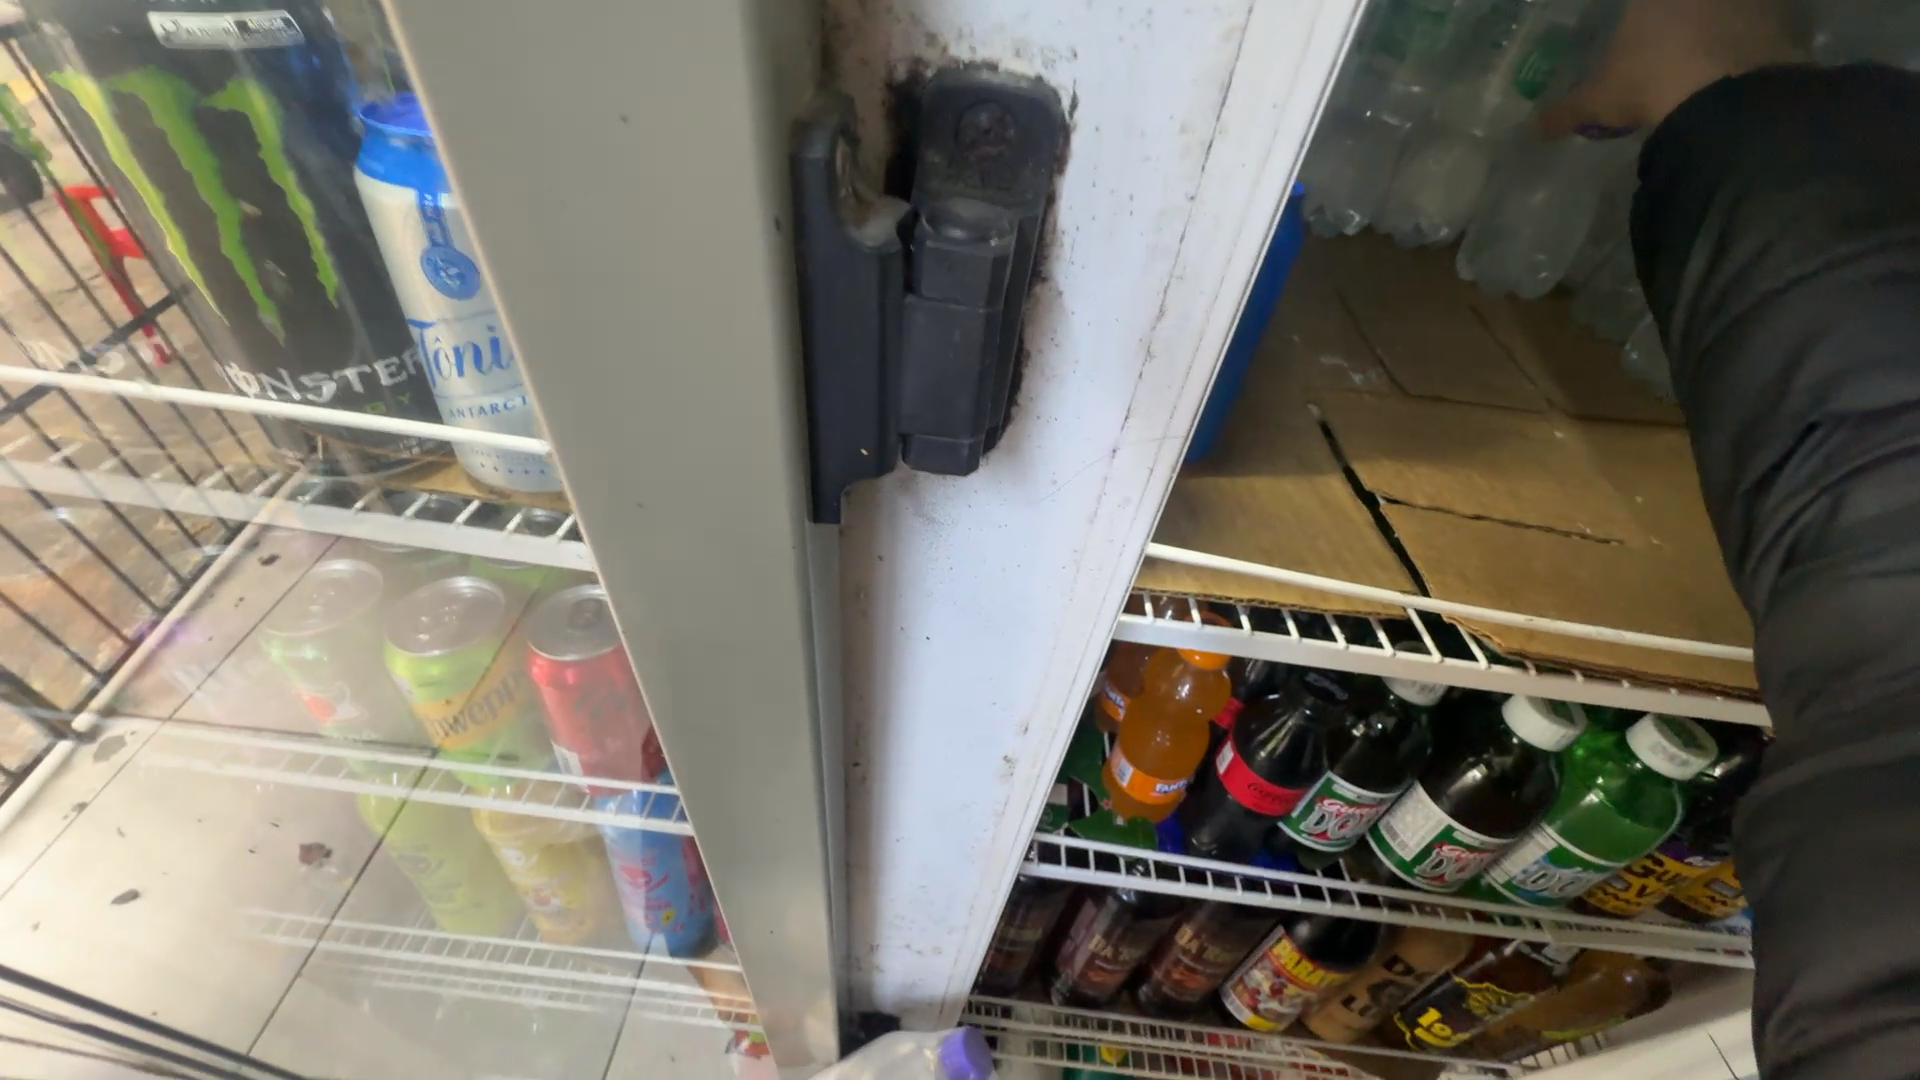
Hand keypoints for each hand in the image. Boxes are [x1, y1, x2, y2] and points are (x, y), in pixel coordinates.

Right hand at [1535, 0, 1806, 138]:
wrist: (1728, 94)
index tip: (1629, 25)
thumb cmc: (1649, 81)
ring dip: (1716, 19)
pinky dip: (1748, 31)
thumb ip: (1562, 112)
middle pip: (1681, 5)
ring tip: (1697, 48)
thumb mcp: (1594, 103)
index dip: (1633, 12)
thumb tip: (1533, 129)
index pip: (1634, 1)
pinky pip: (1762, 15)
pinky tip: (1730, 58)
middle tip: (1658, 37)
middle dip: (1672, 16)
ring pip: (1726, 6)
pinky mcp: (1786, 10)